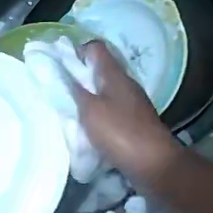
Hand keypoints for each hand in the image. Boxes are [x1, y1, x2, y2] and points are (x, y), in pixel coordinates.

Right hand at [72, 39, 185, 185]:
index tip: (59, 66)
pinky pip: (110, 110)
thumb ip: (74, 90)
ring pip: (104, 92)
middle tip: (57, 89)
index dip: (76, 52)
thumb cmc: (120, 132)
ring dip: (86, 98)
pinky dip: (96, 115)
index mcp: (115, 75)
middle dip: (78, 77)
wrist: (155, 164)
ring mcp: (131, 104)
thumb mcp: (90, 109)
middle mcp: (125, 85)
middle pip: (99, 70)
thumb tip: (60, 71)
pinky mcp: (133, 122)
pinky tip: (85, 127)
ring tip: (67, 108)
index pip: (96, 48)